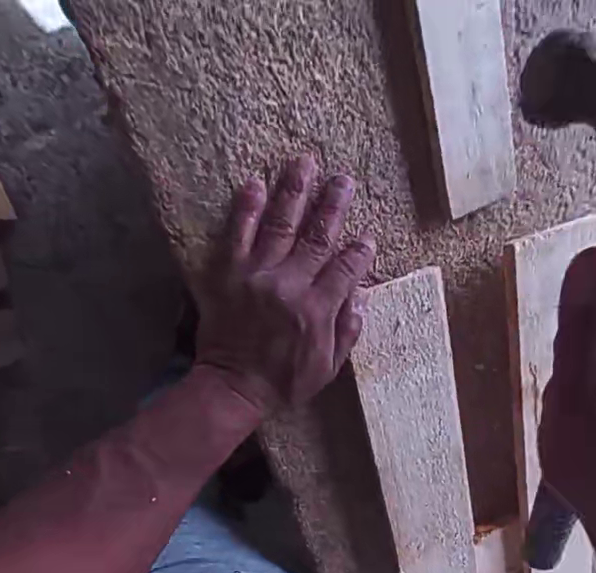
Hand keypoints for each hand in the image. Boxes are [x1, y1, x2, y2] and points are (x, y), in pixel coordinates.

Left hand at [195, 155, 376, 414]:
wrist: (232, 388)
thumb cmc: (283, 382)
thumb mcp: (326, 368)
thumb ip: (346, 332)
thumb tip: (360, 297)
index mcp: (317, 309)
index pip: (346, 268)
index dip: (359, 252)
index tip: (366, 239)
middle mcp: (290, 285)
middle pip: (317, 235)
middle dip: (333, 204)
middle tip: (343, 179)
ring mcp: (258, 276)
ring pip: (281, 224)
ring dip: (294, 191)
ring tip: (304, 162)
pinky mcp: (229, 275)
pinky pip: (238, 235)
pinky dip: (246, 208)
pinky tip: (255, 184)